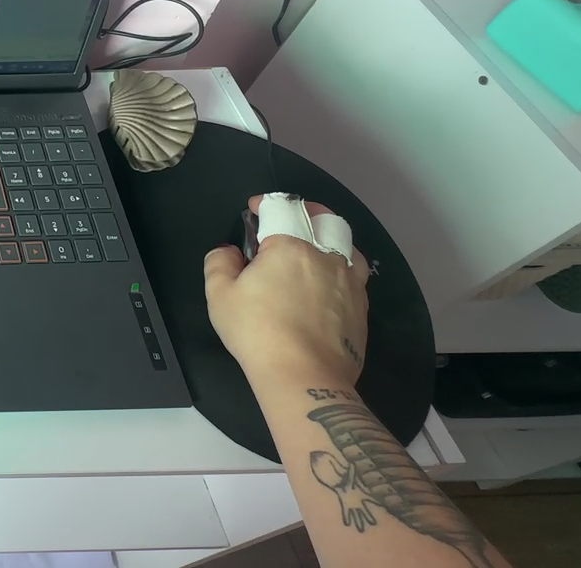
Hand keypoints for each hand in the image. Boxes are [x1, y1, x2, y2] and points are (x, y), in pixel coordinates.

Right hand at [204, 196, 370, 391]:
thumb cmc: (256, 330)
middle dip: (305, 211)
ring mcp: (351, 284)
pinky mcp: (362, 310)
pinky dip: (340, 267)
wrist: (304, 377)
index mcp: (291, 247)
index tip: (253, 208)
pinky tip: (325, 281)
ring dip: (330, 238)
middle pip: (326, 220)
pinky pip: (355, 276)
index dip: (265, 203)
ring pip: (350, 246)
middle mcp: (327, 258)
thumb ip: (220, 262)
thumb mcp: (219, 292)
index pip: (282, 209)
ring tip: (314, 247)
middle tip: (289, 216)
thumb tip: (231, 252)